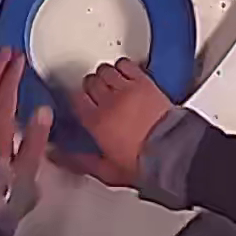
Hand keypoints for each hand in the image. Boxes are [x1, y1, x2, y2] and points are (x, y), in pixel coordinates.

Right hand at [52, 59, 172, 188]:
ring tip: (111, 84)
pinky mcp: (143, 82)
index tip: (82, 104)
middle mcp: (108, 101)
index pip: (76, 98)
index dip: (78, 100)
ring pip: (105, 70)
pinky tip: (125, 75)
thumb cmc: (144, 165)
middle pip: (90, 81)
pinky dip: (122, 67)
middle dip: (91, 87)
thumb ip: (81, 162)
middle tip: (97, 95)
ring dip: (106, 76)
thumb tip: (61, 158)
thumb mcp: (108, 170)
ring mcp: (126, 90)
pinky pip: (125, 64)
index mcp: (97, 122)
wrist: (174, 154)